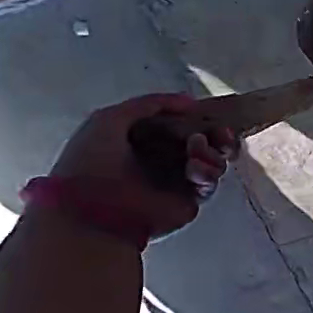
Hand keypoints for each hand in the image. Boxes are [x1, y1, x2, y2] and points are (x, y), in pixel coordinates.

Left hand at [46, 93, 240, 239]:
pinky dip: (208, 173)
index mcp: (147, 139)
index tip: (209, 114)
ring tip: (194, 154)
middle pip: (208, 141)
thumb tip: (192, 102)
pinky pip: (211, 183)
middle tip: (221, 134)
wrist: (91, 209)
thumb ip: (150, 104)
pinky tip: (193, 171)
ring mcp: (180, 180)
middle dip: (218, 135)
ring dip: (211, 153)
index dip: (200, 118)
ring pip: (215, 160)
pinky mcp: (191, 199)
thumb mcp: (109, 119)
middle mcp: (166, 158)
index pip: (184, 123)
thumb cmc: (92, 163)